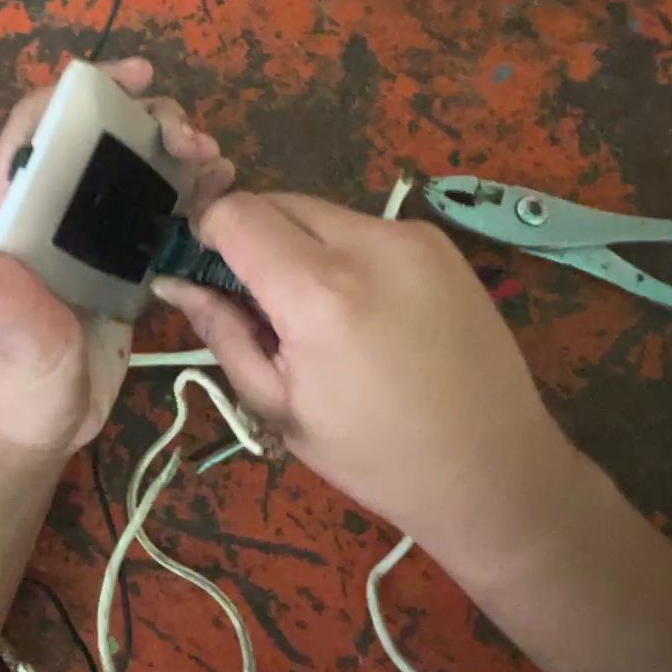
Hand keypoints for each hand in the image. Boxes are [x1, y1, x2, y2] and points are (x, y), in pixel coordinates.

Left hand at [0, 59, 235, 464]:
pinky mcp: (119, 263)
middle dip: (143, 122)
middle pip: (93, 141)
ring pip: (129, 171)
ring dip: (172, 152)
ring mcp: (87, 238)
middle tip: (190, 137)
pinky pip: (153, 212)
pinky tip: (219, 191)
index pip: (33, 131)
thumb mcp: (14, 343)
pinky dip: (187, 193)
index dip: (74, 94)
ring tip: (213, 160)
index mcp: (14, 217)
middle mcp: (50, 215)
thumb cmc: (18, 384)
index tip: (130, 80)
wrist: (44, 428)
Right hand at [154, 193, 590, 558]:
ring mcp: (411, 236)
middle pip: (275, 201)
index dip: (207, 233)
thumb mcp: (277, 406)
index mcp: (318, 293)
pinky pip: (360, 226)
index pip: (235, 213)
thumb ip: (221, 332)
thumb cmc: (372, 454)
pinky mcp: (438, 241)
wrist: (495, 470)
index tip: (206, 270)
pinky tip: (358, 304)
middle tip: (254, 298)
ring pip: (316, 211)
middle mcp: (367, 243)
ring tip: (311, 308)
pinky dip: (337, 249)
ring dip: (293, 243)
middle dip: (249, 237)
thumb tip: (175, 283)